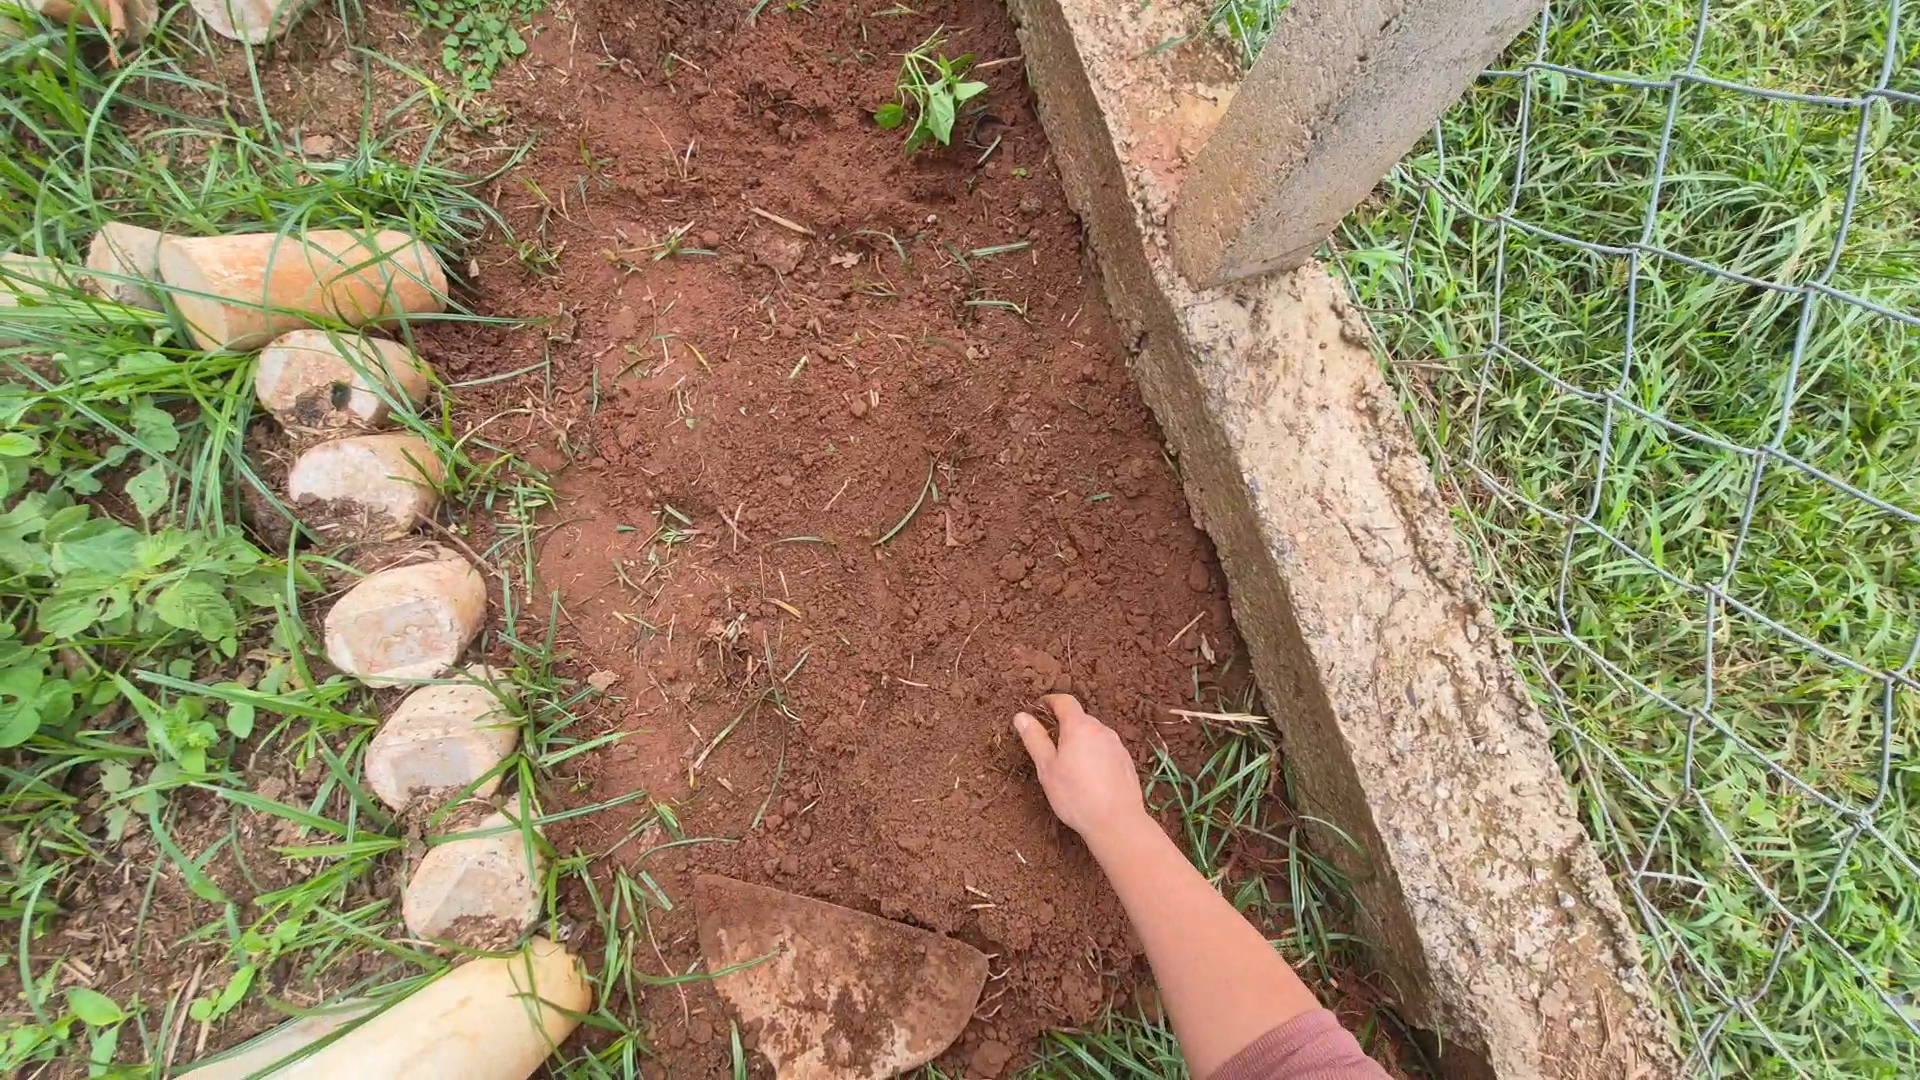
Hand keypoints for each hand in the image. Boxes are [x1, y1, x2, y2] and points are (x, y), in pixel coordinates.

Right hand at [1012, 694, 1148, 844]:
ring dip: (1080, 741)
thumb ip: (1035, 738)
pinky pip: (1105, 748)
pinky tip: (1089, 777)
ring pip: (1093, 734)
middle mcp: (1101, 730)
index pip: (1064, 701)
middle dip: (1064, 725)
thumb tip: (1021, 716)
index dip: (1050, 701)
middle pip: (1079, 718)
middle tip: (1050, 745)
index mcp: (1079, 727)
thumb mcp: (1047, 767)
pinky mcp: (1126, 760)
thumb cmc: (1076, 796)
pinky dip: (1094, 754)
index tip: (1039, 708)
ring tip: (1070, 765)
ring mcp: (1116, 745)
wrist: (1117, 822)